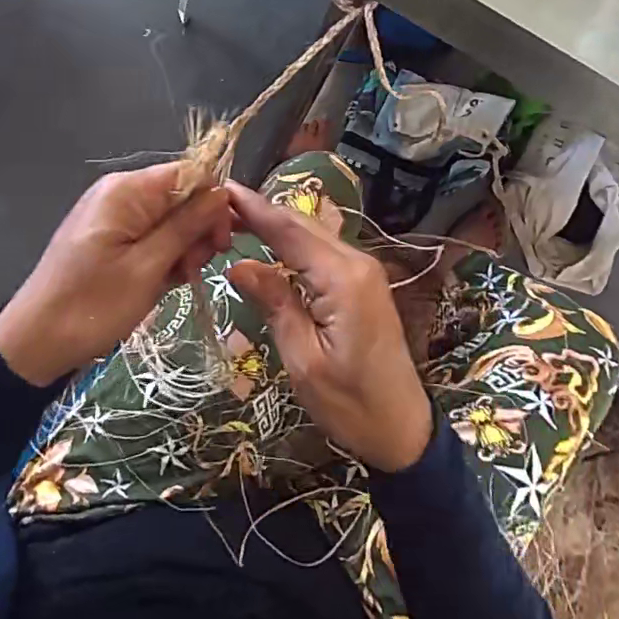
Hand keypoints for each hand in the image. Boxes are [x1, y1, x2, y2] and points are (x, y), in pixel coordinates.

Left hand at [0, 164, 232, 385]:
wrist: (37, 339)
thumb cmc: (93, 304)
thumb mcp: (147, 267)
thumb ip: (186, 227)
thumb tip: (223, 192)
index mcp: (127, 189)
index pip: (191, 173)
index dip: (213, 204)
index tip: (220, 244)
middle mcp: (120, 192)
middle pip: (181, 196)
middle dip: (196, 232)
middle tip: (190, 271)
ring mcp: (113, 214)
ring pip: (169, 220)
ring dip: (181, 250)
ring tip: (171, 282)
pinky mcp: (109, 236)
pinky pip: (150, 236)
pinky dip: (162, 258)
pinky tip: (158, 283)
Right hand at [224, 182, 432, 471]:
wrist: (404, 430)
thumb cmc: (351, 404)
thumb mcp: (303, 360)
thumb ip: (275, 304)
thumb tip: (239, 265)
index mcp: (342, 279)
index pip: (289, 231)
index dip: (253, 208)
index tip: (219, 187)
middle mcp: (356, 264)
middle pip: (301, 225)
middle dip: (258, 211)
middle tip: (214, 204)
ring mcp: (363, 272)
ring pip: (310, 234)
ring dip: (272, 223)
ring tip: (230, 218)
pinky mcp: (361, 284)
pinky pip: (319, 251)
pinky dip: (289, 242)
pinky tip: (265, 242)